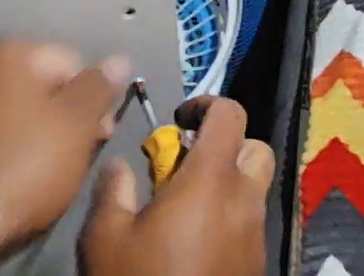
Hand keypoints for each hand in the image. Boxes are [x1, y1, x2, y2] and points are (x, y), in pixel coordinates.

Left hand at [0, 39, 129, 242]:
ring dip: (33, 138)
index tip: (99, 136)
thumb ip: (100, 88)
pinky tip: (8, 183)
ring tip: (40, 176)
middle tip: (73, 160)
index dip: (93, 100)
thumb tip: (119, 59)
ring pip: (13, 115)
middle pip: (41, 87)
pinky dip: (2, 154)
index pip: (73, 63)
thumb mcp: (75, 125)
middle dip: (63, 120)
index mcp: (9, 52)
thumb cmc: (20, 165)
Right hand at [79, 96, 273, 275]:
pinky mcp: (257, 268)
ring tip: (188, 209)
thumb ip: (113, 190)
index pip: (230, 115)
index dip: (207, 104)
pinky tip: (197, 244)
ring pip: (255, 189)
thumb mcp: (106, 240)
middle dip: (227, 146)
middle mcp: (244, 201)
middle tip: (189, 165)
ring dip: (229, 184)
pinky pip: (251, 226)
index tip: (179, 118)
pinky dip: (231, 219)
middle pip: (255, 149)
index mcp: (212, 180)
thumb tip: (122, 166)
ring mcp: (256, 237)